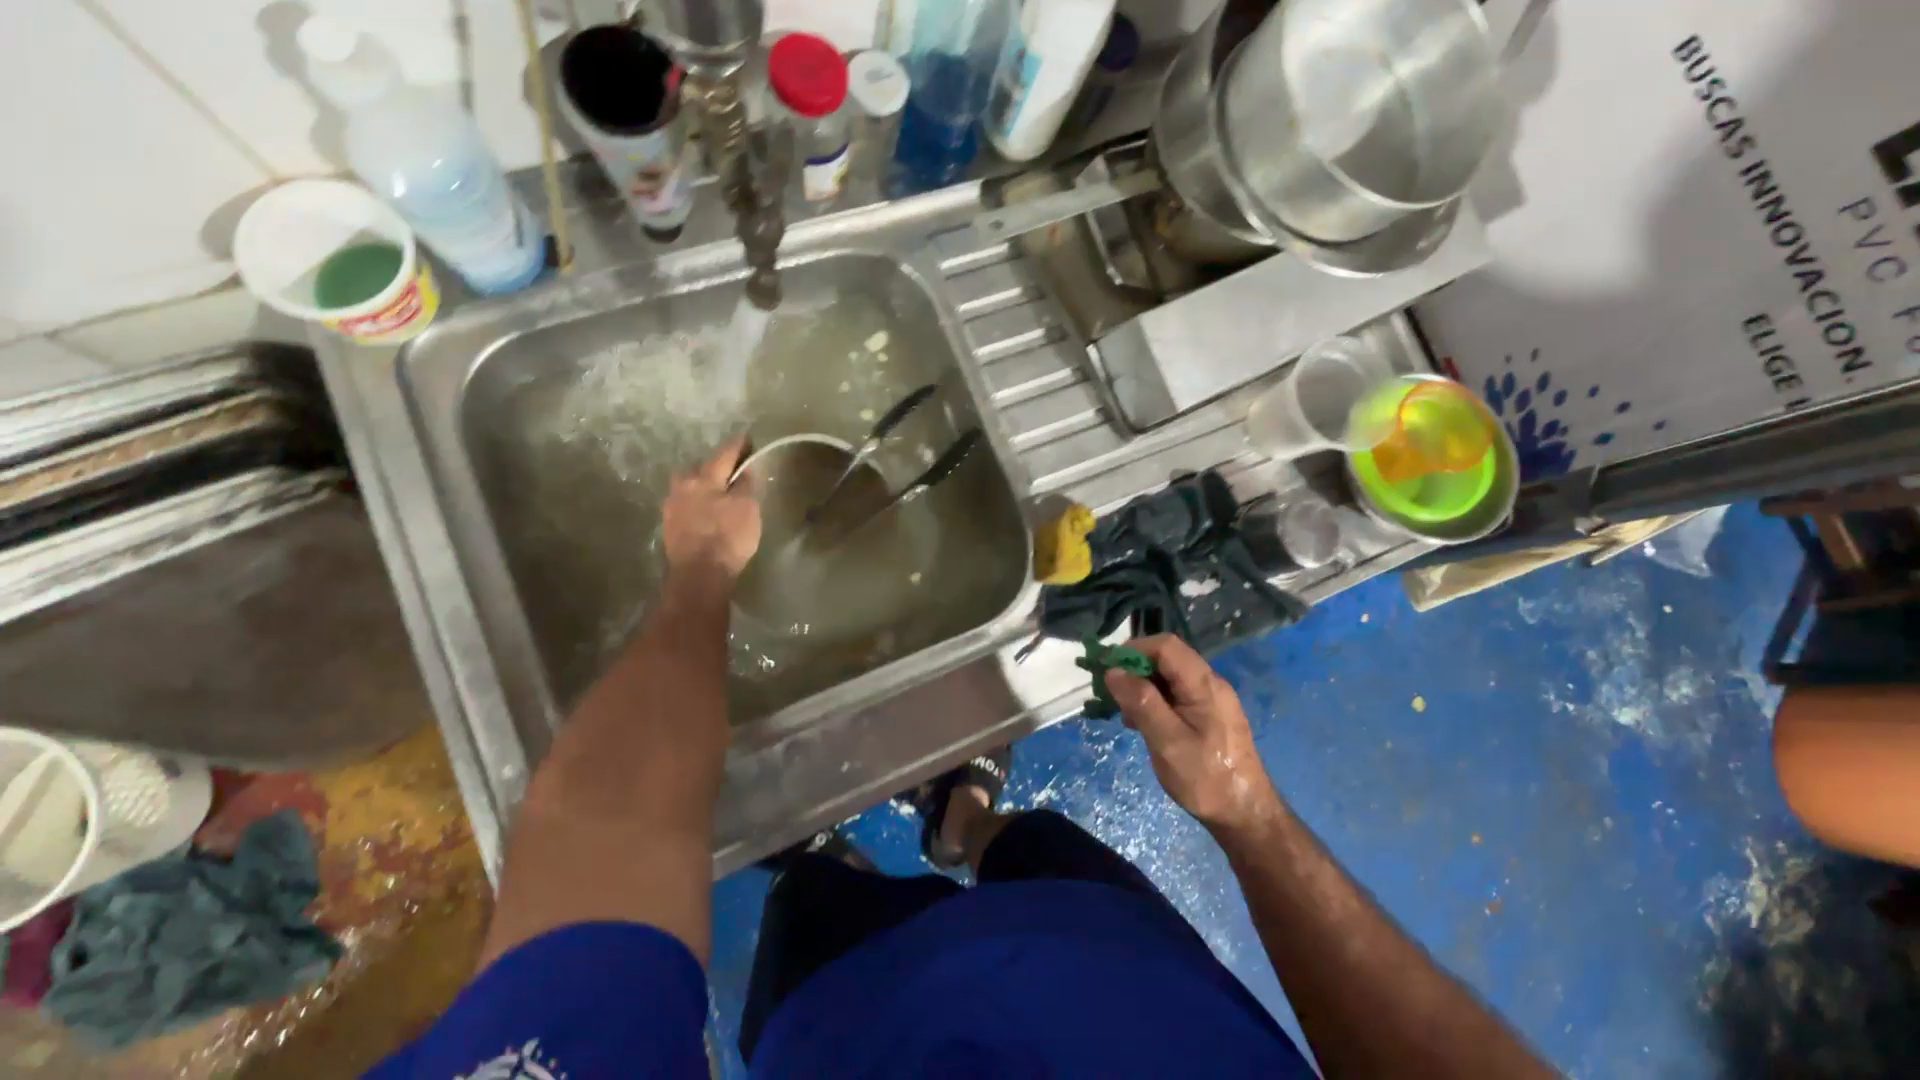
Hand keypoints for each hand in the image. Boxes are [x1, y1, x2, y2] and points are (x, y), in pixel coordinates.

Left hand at [662, 435, 761, 580]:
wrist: (698, 575)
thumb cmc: (727, 537)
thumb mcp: (747, 508)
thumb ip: (745, 486)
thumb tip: (744, 470)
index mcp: (703, 478)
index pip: (724, 454)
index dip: (738, 446)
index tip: (748, 437)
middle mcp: (682, 487)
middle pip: (699, 468)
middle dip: (714, 466)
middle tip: (729, 468)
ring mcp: (672, 507)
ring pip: (689, 487)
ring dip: (702, 486)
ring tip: (717, 492)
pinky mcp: (670, 527)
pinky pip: (685, 506)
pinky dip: (696, 504)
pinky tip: (705, 511)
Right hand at [1104, 635, 1281, 833]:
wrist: (1244, 814)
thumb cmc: (1205, 778)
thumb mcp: (1167, 741)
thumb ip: (1141, 702)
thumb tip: (1114, 671)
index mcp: (1204, 685)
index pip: (1166, 646)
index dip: (1133, 650)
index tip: (1107, 670)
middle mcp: (1211, 684)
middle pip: (1168, 659)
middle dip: (1136, 670)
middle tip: (1112, 696)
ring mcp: (1212, 701)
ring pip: (1170, 678)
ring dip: (1144, 688)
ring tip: (1127, 717)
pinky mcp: (1209, 717)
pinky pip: (1178, 696)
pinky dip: (1156, 702)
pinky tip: (1144, 725)